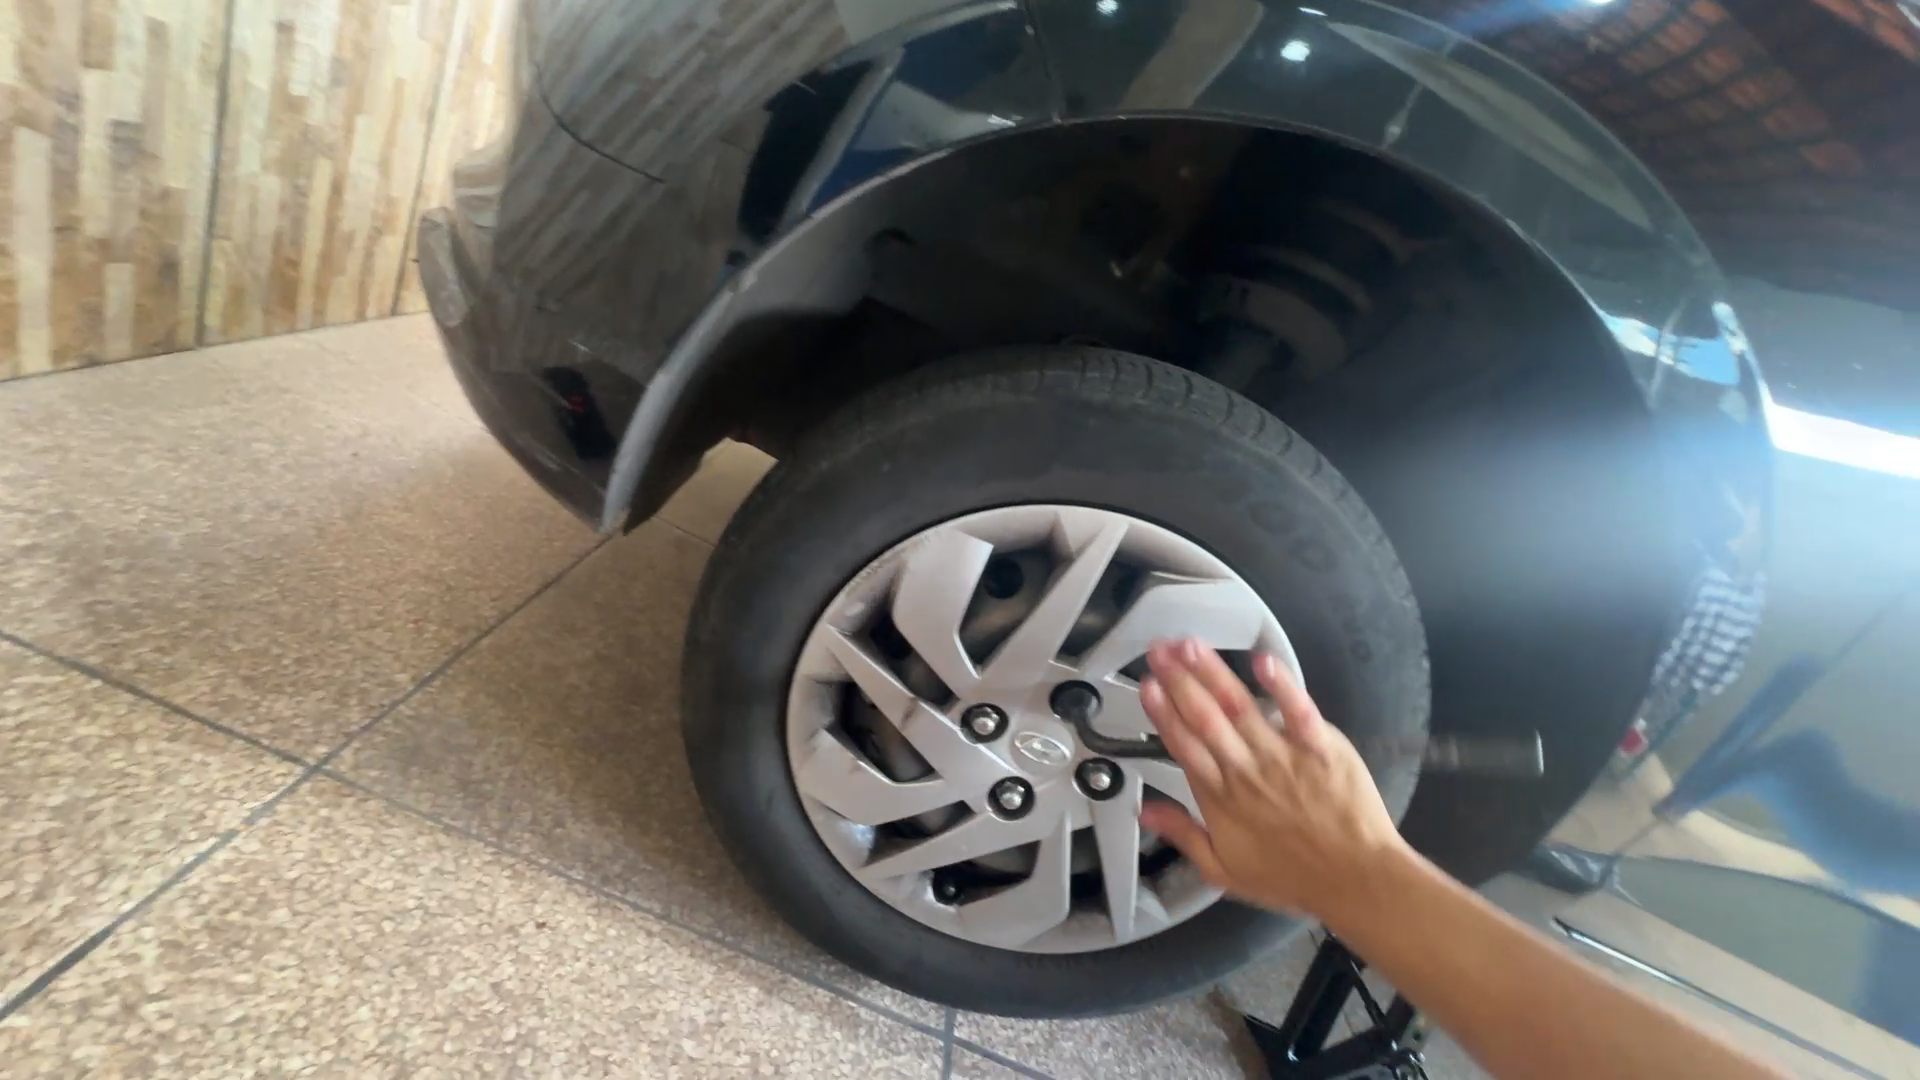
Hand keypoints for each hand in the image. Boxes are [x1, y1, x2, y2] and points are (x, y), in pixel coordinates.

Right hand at [1136, 639, 1410, 917]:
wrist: (1359, 883)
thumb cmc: (1292, 876)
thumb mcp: (1224, 870)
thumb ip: (1181, 835)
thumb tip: (1144, 811)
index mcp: (1220, 796)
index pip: (1184, 746)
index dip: (1163, 714)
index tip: (1148, 686)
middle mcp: (1245, 770)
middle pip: (1205, 717)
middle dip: (1179, 680)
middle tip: (1159, 651)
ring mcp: (1283, 756)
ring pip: (1240, 706)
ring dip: (1213, 673)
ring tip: (1191, 645)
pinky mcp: (1321, 747)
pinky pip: (1299, 711)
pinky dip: (1281, 686)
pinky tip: (1263, 661)